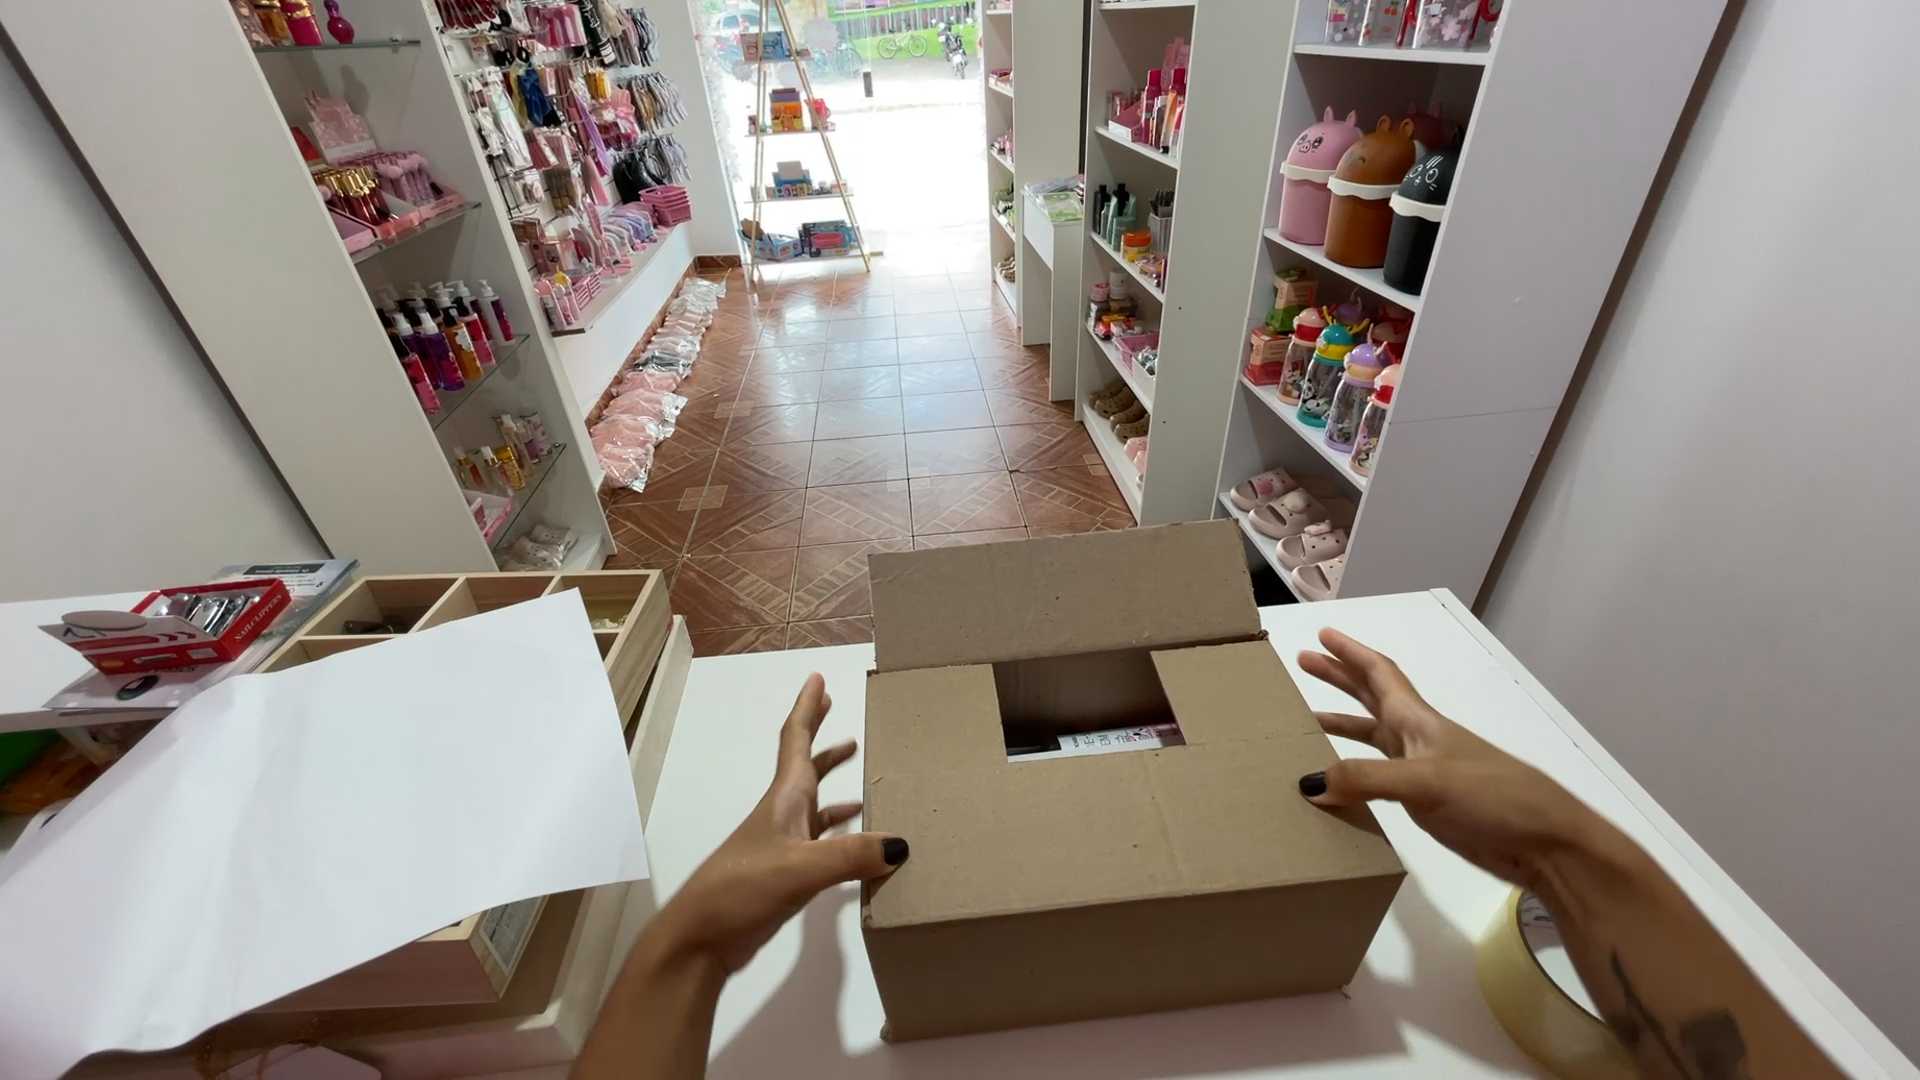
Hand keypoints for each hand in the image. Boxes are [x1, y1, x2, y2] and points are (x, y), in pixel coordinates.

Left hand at [650, 674, 907, 972]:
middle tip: (835, 706)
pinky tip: (858, 838)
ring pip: (813, 799)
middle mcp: (783, 812)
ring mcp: (782, 843)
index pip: (797, 740)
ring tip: (858, 762)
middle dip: (819, 732)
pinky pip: (820, 837)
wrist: (701, 939)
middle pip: (805, 762)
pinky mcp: (785, 872)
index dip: (807, 707)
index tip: (817, 679)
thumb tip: (900, 844)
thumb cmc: (744, 888)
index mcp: (785, 798)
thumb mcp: (803, 868)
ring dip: (832, 777)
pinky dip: (839, 828)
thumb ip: (853, 855)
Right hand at [1296, 628, 1605, 892]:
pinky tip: (1335, 782)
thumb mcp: (1424, 783)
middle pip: (1371, 697)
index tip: (1324, 634)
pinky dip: (1350, 769)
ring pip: (1372, 736)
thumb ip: (1364, 778)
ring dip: (1341, 722)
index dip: (1351, 652)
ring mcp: (1421, 772)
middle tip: (1304, 661)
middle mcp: (1417, 740)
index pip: (1379, 674)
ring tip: (1307, 718)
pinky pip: (1375, 775)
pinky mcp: (1426, 803)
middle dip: (1338, 677)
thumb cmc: (1494, 797)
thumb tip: (1308, 783)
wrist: (1551, 849)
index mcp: (1418, 722)